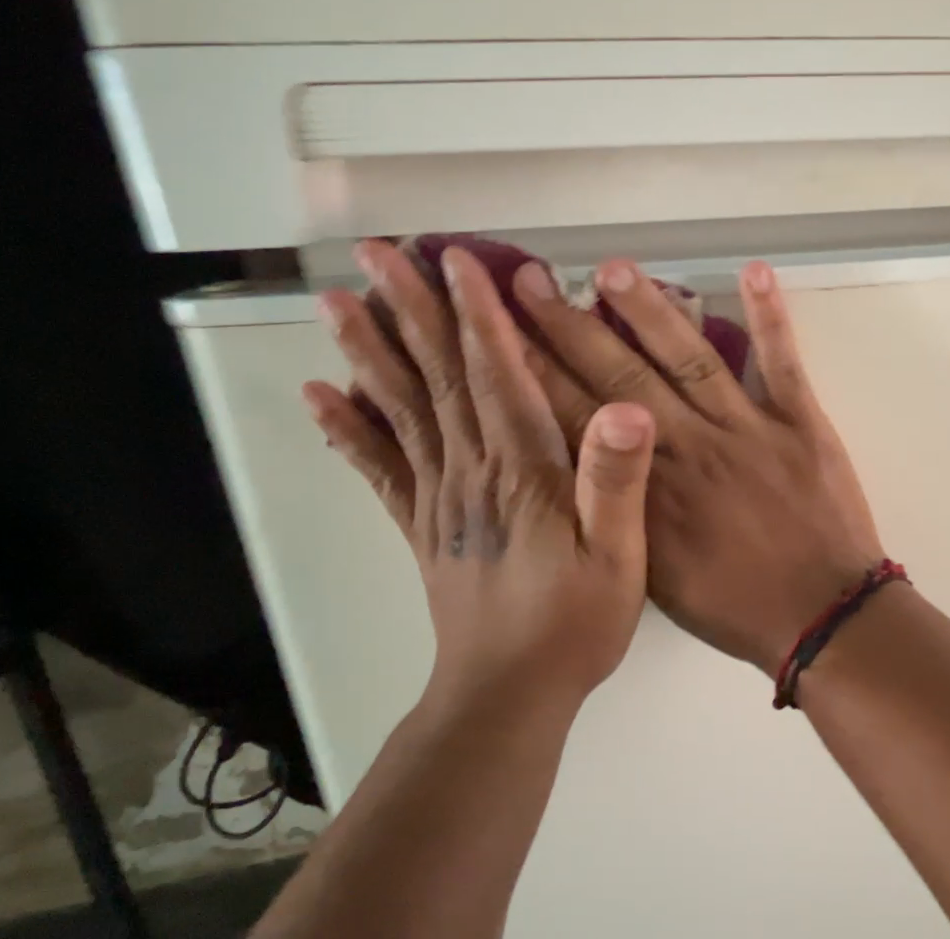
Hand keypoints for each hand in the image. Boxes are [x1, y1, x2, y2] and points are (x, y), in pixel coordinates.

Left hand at [302, 241, 657, 711]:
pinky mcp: (421, 529)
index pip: (497, 375)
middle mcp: (471, 472)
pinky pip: (380, 470)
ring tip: (337, 303)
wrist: (508, 695)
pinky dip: (348, 430)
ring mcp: (438, 500)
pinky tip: (323, 397)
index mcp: (522, 470)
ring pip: (402, 412)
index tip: (457, 259)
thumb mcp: (619, 555)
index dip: (477, 314)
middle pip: (438, 379)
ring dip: (370, 353)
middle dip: (409, 311)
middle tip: (376, 255)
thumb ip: (617, 481)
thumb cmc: (575, 622)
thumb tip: (627, 407)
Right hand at [511, 258, 883, 671]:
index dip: (535, 370)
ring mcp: (747, 430)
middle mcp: (689, 449)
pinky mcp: (801, 423)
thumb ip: (622, 514)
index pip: (577, 418)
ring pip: (690, 358)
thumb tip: (587, 466)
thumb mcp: (657, 575)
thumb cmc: (738, 606)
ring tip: (614, 269)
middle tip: (529, 280)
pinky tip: (753, 271)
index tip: (498, 329)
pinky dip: (769, 316)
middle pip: (620, 376)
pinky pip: (783, 361)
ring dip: (652, 311)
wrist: (824, 616)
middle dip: (569, 327)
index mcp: (648, 491)